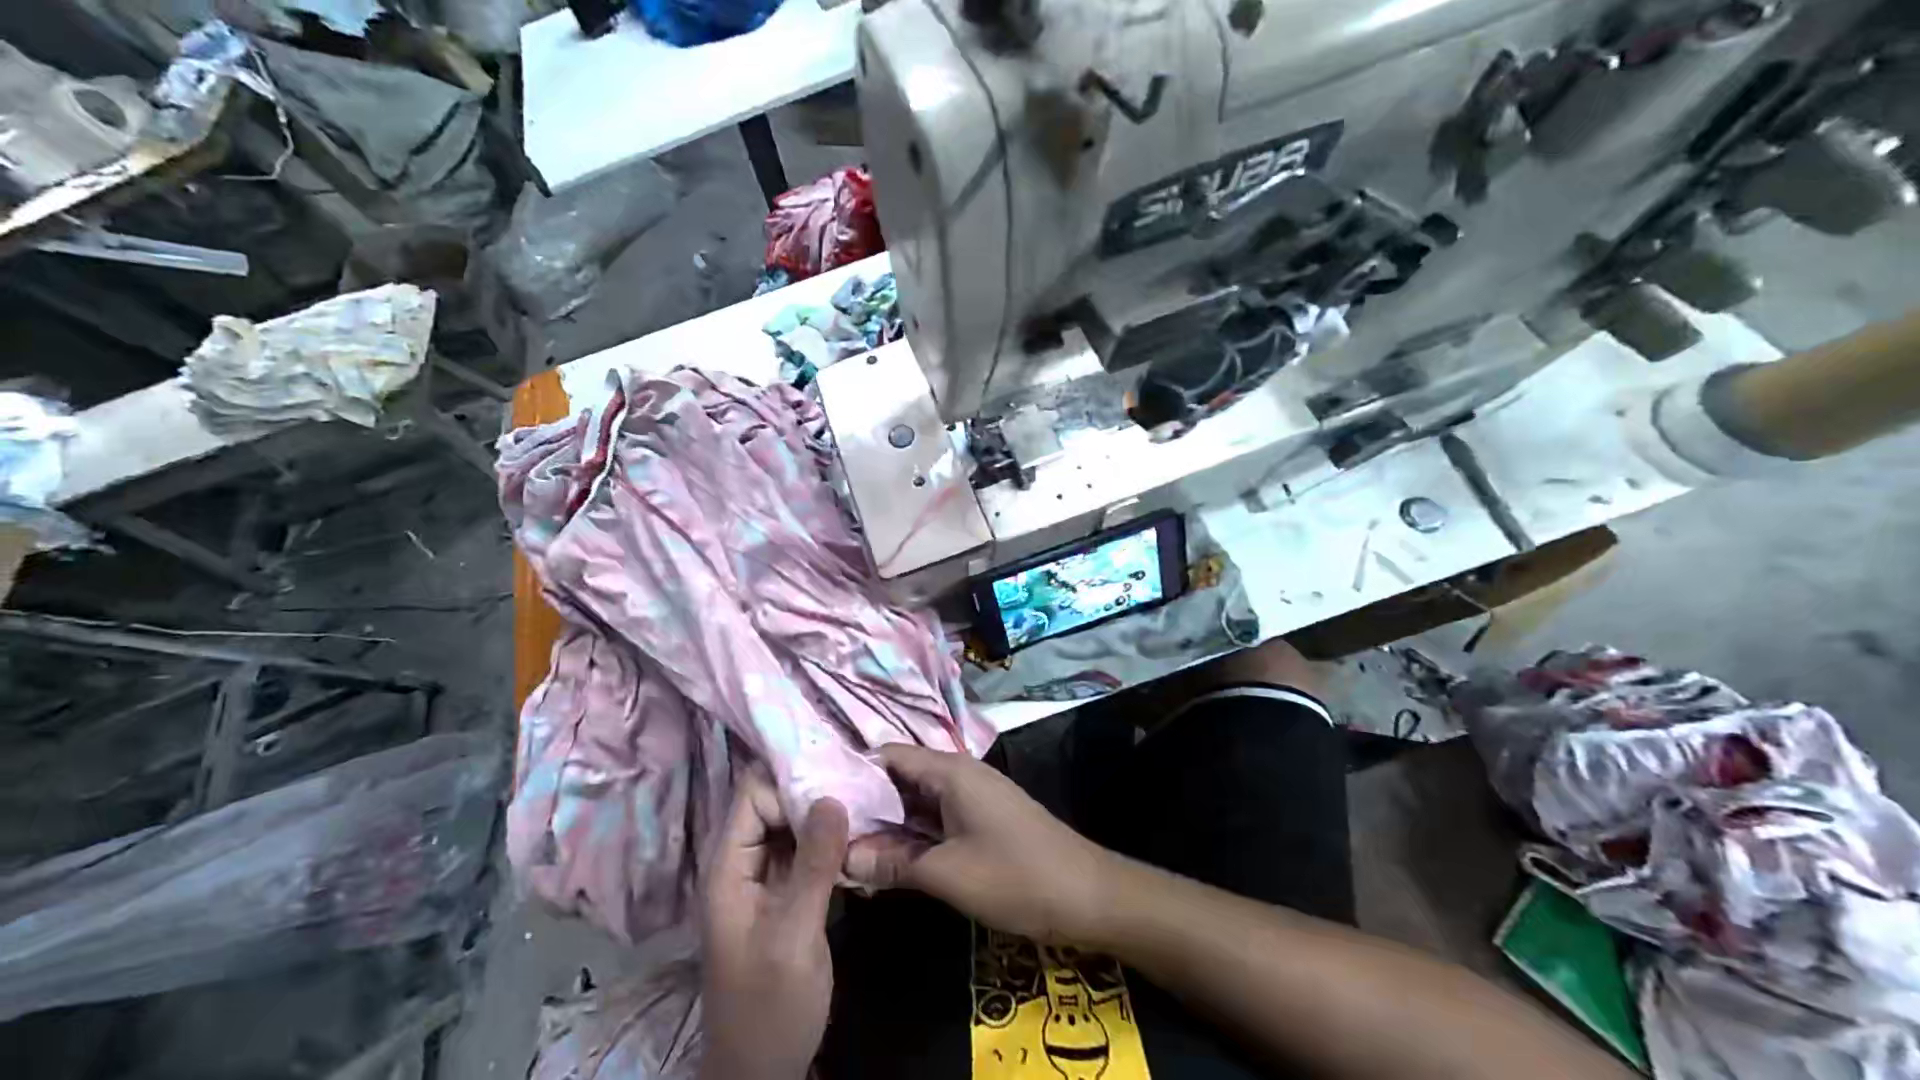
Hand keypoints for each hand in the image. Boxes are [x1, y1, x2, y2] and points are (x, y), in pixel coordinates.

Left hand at [700, 771, 847, 1079]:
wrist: (760, 1072)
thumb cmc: (770, 1007)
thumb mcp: (794, 936)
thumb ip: (812, 866)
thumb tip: (832, 796)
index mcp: (729, 868)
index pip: (752, 796)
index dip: (790, 781)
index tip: (838, 774)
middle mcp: (742, 865)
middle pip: (772, 804)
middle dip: (812, 790)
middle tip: (861, 782)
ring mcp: (763, 881)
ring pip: (791, 826)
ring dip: (824, 813)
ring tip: (868, 798)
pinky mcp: (785, 896)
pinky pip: (804, 851)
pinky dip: (829, 839)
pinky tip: (860, 833)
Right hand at [845, 745, 1117, 943]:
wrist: (1089, 896)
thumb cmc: (1016, 876)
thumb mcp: (948, 874)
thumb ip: (893, 863)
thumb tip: (842, 859)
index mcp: (950, 771)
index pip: (888, 756)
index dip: (852, 773)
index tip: (817, 799)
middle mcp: (959, 776)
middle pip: (900, 779)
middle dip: (865, 805)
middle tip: (823, 832)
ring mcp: (972, 799)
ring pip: (916, 804)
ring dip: (887, 826)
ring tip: (843, 850)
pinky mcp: (980, 823)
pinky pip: (935, 822)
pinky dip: (911, 838)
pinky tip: (886, 863)